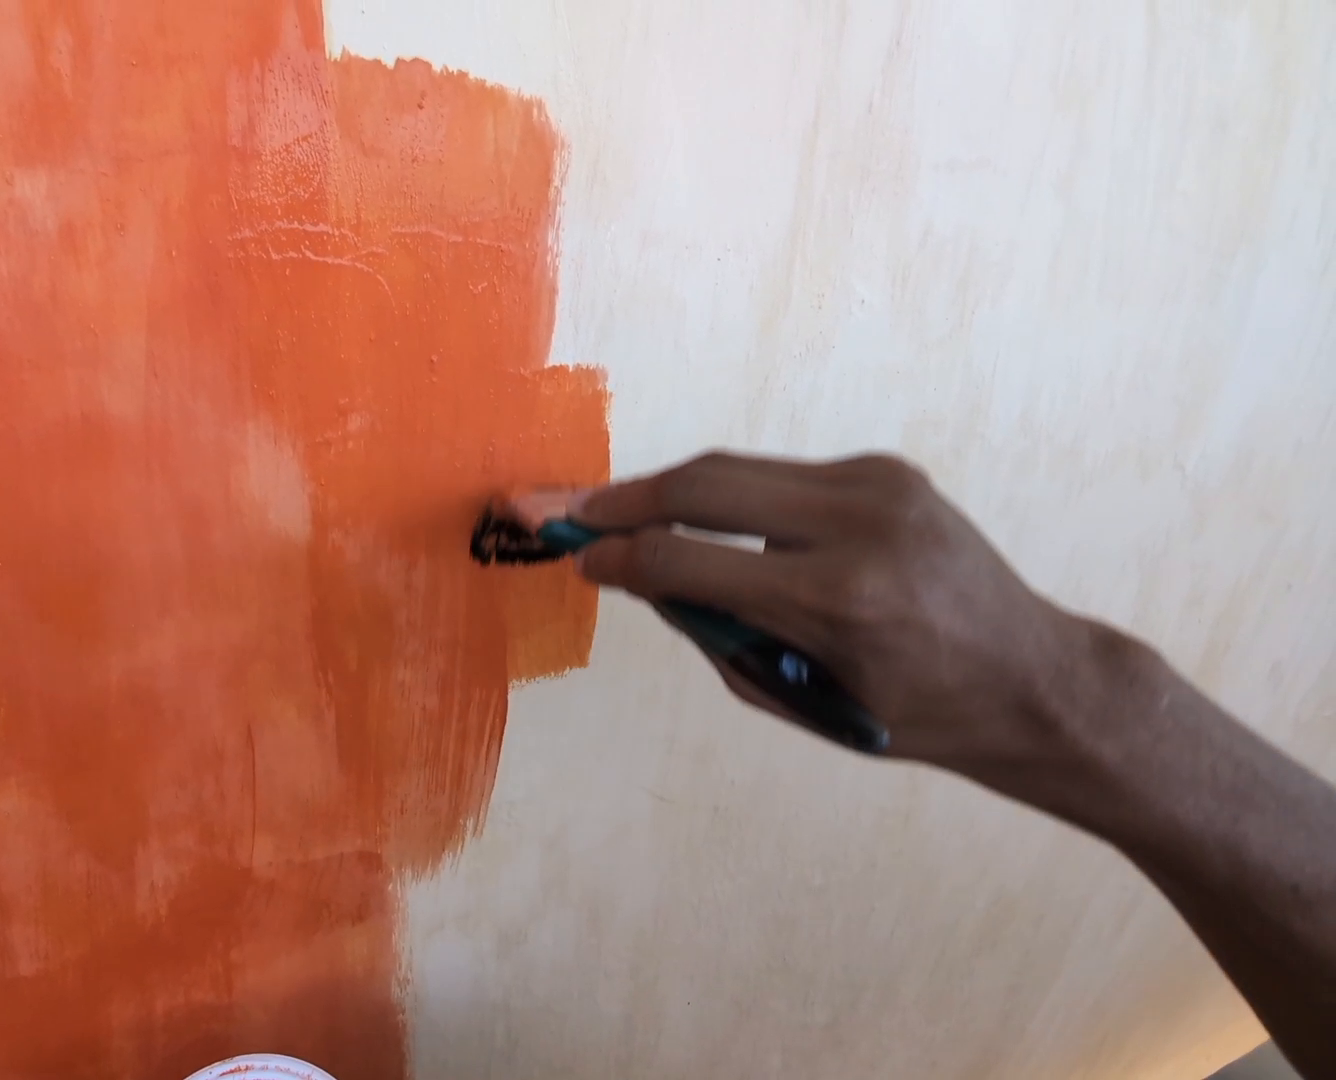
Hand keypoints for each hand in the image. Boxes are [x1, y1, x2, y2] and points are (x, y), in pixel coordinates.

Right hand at [571, 451, 1119, 791]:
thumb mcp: (795, 695)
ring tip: (619, 511)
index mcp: (835, 599)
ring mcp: (875, 483)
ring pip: (729, 467)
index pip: (684, 559)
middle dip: (623, 498)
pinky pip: (770, 473)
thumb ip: (710, 629)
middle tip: (572, 511)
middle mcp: (857, 523)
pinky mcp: (882, 467)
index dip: (615, 554)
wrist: (1037, 678)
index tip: (577, 556)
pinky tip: (698, 517)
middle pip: (701, 485)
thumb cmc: (909, 714)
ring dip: (665, 490)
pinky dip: (720, 494)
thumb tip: (641, 573)